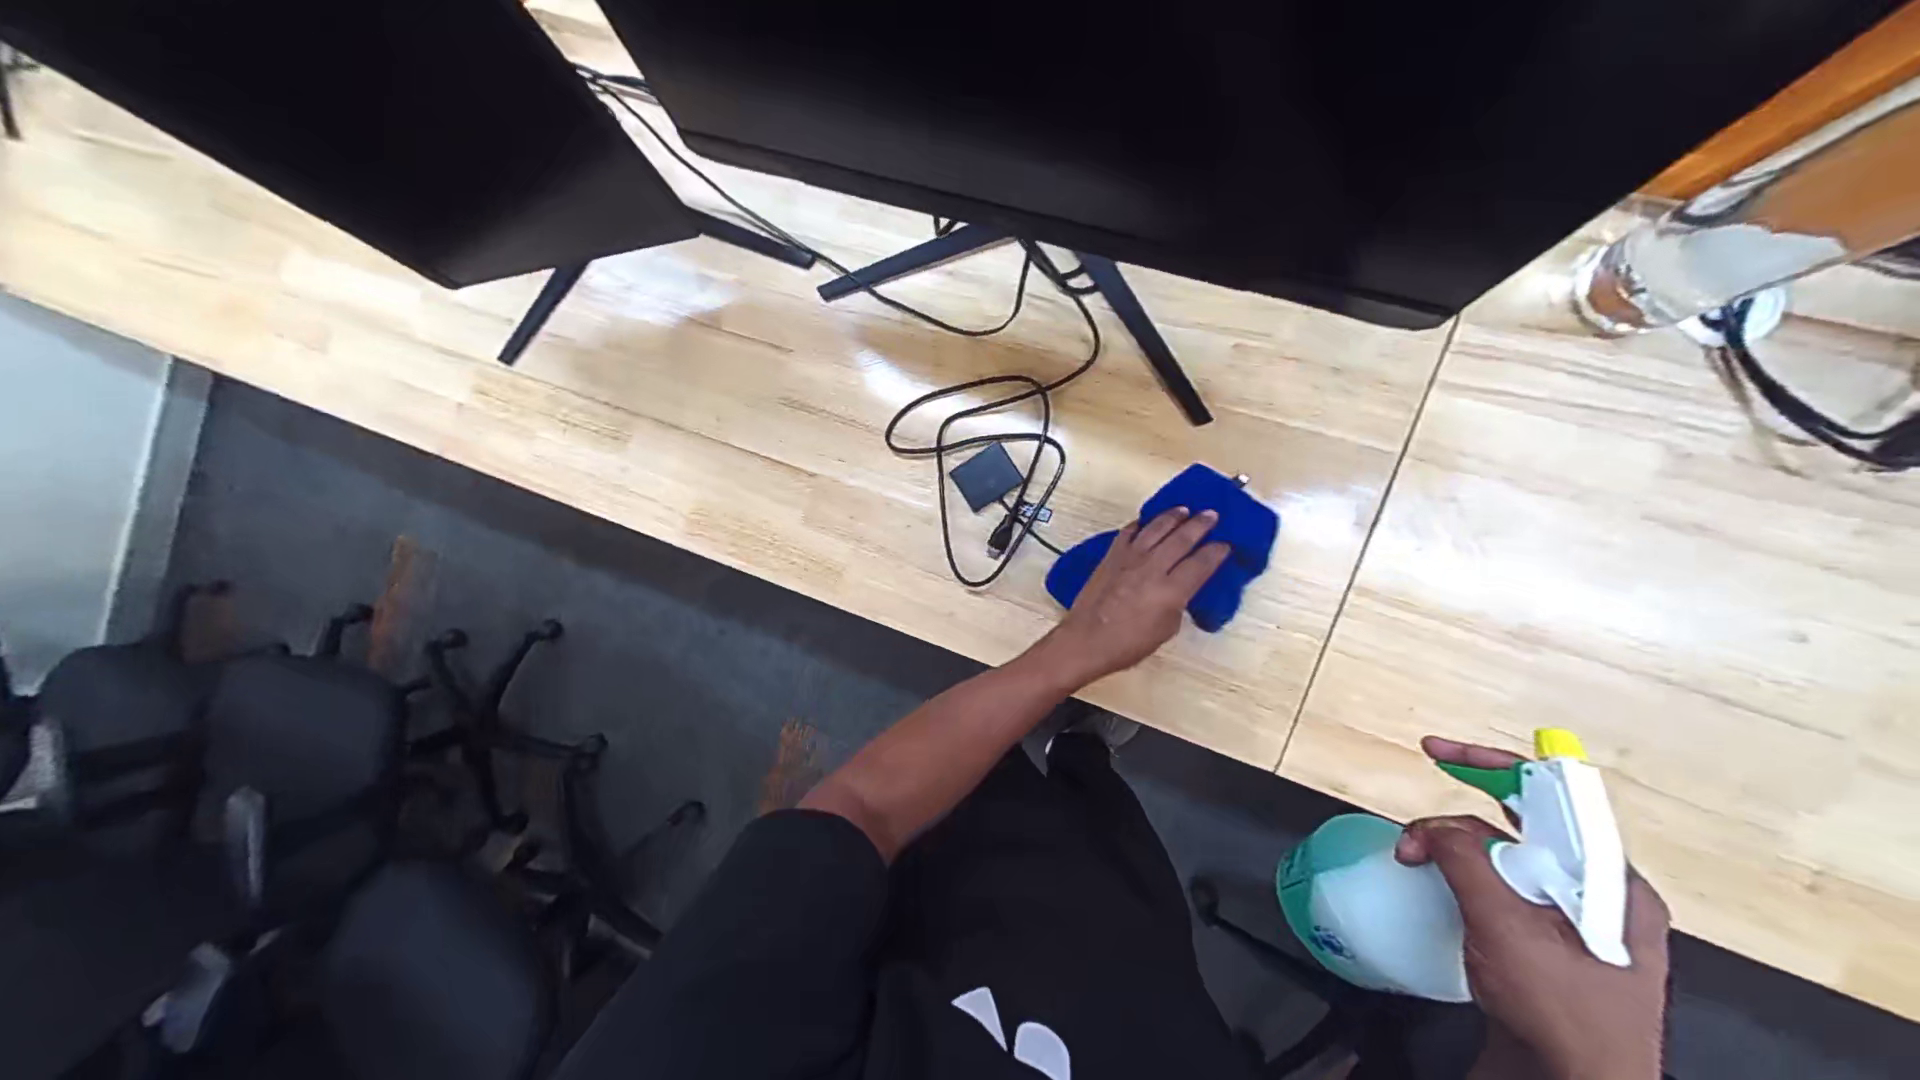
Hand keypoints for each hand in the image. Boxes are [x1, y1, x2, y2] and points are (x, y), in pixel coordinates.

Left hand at [1029, 507, 1229, 689]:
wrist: (1086, 639)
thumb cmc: (1128, 644)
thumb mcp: (1165, 629)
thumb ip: (1177, 602)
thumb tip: (1181, 586)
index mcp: (1171, 590)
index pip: (1202, 563)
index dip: (1217, 552)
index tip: (1226, 544)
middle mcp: (1153, 567)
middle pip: (1182, 538)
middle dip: (1200, 524)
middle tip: (1212, 514)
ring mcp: (1129, 558)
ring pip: (1156, 528)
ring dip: (1173, 516)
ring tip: (1184, 510)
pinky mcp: (1111, 556)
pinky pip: (1128, 532)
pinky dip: (1141, 524)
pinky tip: (1147, 522)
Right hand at [1398, 738, 1670, 1079]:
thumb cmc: (1557, 1013)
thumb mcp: (1507, 929)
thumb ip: (1467, 862)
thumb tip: (1432, 827)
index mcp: (1611, 884)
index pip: (1554, 800)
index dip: (1495, 765)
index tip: (1439, 753)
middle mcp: (1595, 892)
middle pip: (1522, 823)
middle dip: (1459, 810)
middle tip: (1416, 811)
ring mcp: (1568, 916)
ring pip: (1500, 853)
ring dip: (1449, 846)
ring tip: (1411, 859)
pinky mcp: (1541, 937)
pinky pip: (1495, 882)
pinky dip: (1456, 871)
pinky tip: (1432, 878)